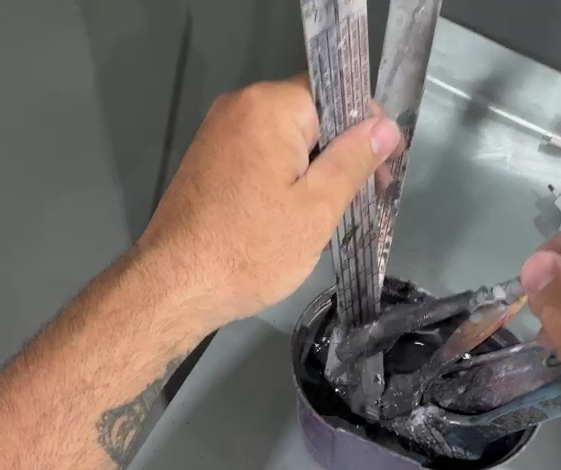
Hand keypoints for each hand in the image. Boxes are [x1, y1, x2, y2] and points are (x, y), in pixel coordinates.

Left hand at [130, 76, 400, 336]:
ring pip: (283, 145)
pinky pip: (257, 163)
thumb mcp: (316, 209)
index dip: (366, 129)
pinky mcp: (206, 167)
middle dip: (337, 156)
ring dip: (308, 177)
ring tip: (321, 222)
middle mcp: (239, 108)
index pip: (336, 93)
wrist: (176, 286)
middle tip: (358, 204)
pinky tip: (285, 224)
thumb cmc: (249, 251)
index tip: (384, 169)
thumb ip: (353, 161)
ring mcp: (217, 137)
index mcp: (270, 106)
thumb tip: (384, 128)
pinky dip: (279, 186)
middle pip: (308, 118)